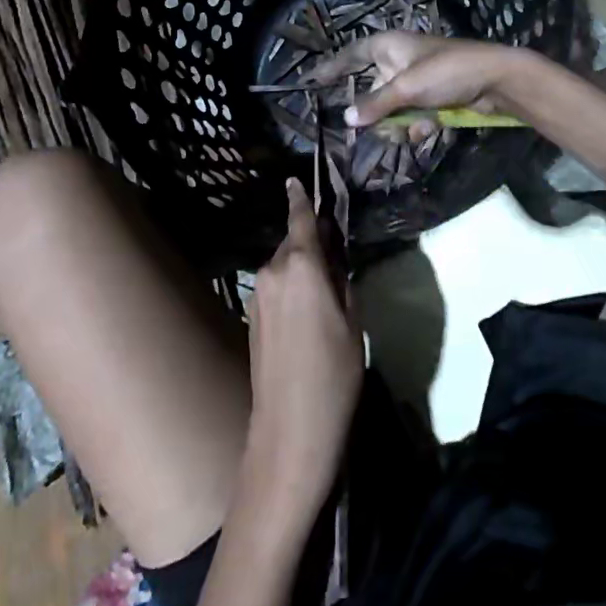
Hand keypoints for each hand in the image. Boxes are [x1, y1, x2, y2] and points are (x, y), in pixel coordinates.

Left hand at [245, 178, 363, 512]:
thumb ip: (342, 280)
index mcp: (301, 266)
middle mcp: (272, 271)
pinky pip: (275, 288)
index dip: (301, 199)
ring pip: (283, 266)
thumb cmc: (334, 372)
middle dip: (310, 243)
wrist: (290, 426)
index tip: (295, 180)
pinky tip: (307, 314)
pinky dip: (291, 287)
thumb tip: (334, 258)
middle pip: (292, 244)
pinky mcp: (252, 316)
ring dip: (301, 268)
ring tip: (326, 293)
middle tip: (337, 258)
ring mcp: (257, 294)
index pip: (300, 220)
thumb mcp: (353, 322)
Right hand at [308, 32, 528, 133]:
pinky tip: (432, 128)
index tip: (312, 81)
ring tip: (414, 130)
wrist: (497, 80)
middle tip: (376, 130)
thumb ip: (375, 105)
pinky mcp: (433, 98)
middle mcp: (398, 62)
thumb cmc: (447, 72)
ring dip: (400, 125)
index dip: (331, 68)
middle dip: (377, 115)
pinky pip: (413, 116)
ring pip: (393, 110)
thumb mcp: (406, 89)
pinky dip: (419, 126)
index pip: (351, 56)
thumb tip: (346, 120)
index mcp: (388, 47)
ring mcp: (417, 81)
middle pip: (372, 92)